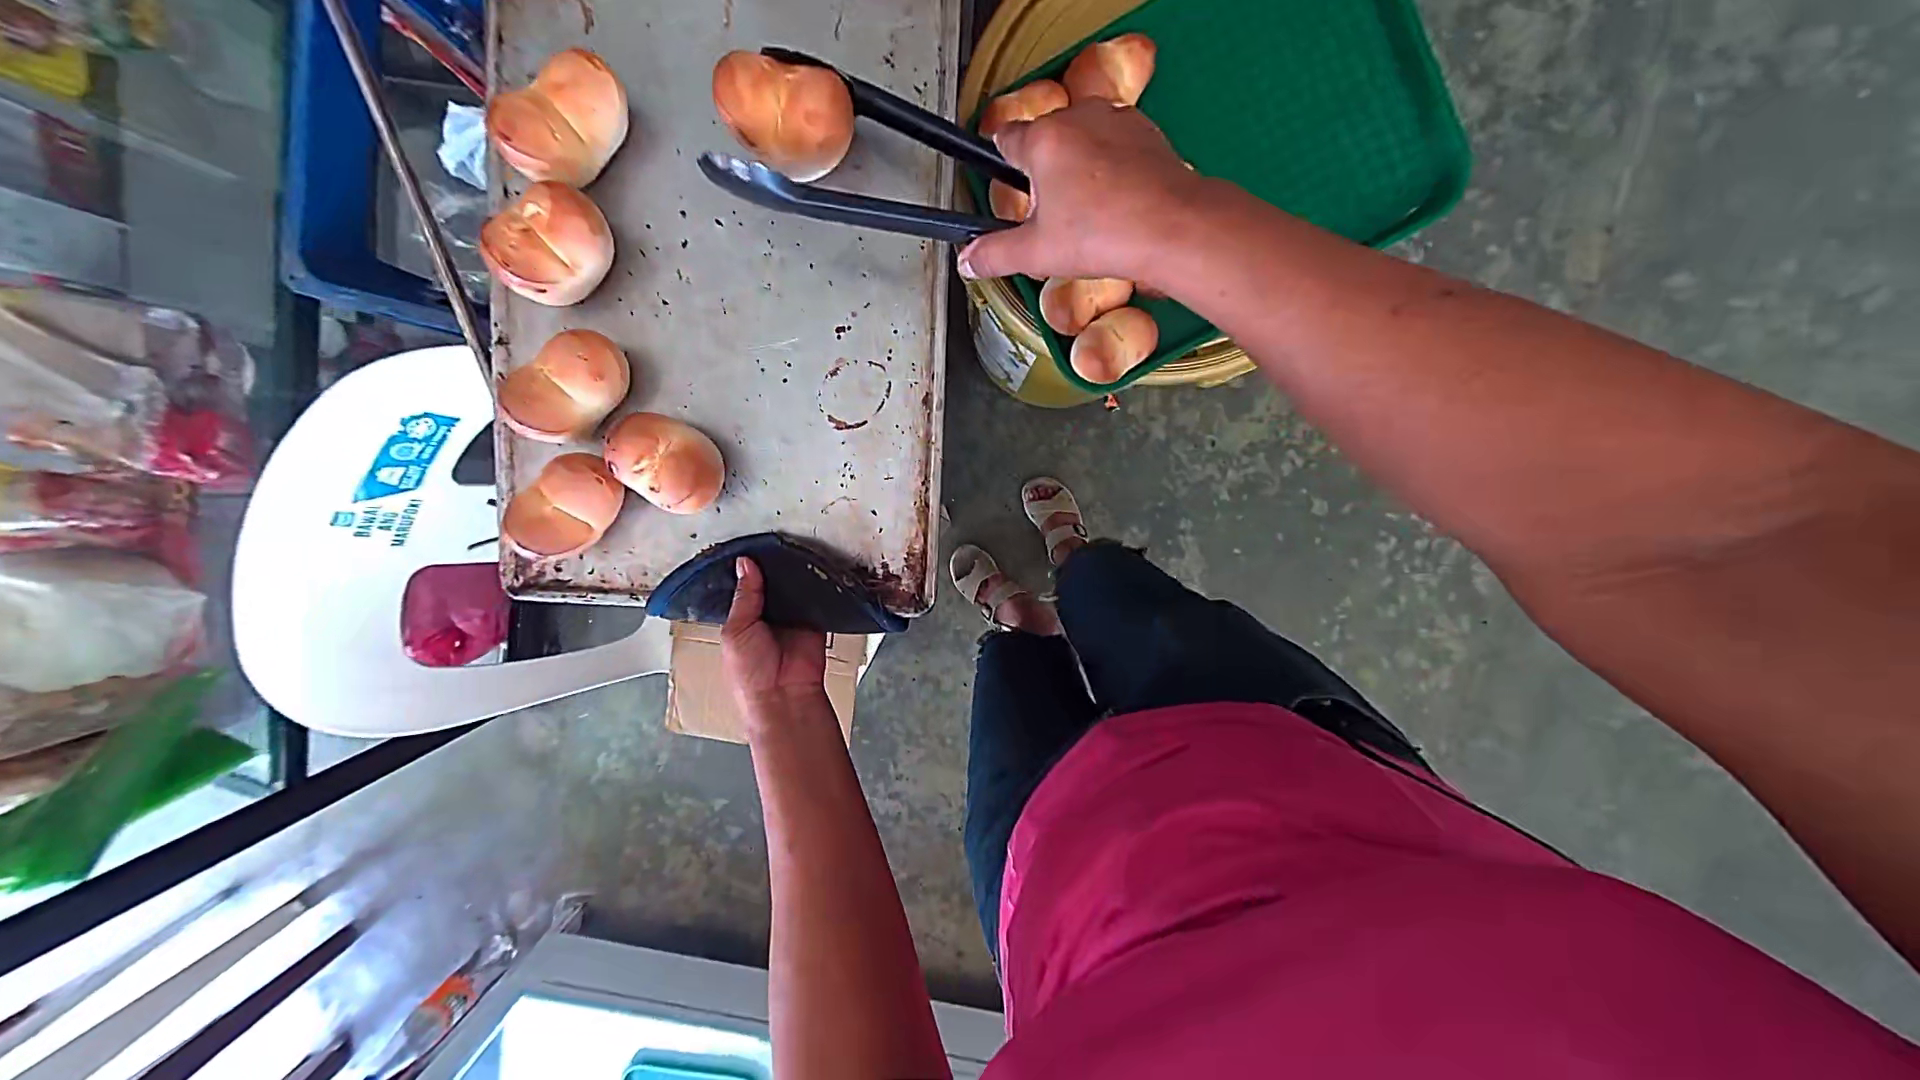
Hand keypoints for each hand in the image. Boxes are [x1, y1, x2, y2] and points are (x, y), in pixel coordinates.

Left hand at [722, 557, 828, 723]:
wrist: (784, 696)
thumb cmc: (750, 673)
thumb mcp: (737, 630)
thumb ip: (745, 597)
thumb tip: (745, 564)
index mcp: (743, 620)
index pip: (746, 587)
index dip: (747, 569)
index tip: (752, 545)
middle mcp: (768, 617)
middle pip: (772, 584)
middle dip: (773, 568)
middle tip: (775, 541)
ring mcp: (792, 618)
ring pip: (794, 589)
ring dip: (795, 575)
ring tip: (796, 547)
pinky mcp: (814, 622)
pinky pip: (817, 600)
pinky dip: (816, 587)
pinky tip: (815, 568)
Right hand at [957, 101, 1214, 289]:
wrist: (1170, 228)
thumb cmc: (1106, 233)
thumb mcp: (1036, 253)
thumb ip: (994, 254)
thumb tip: (970, 259)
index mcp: (1043, 140)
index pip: (1004, 138)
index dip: (1001, 163)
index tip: (1004, 179)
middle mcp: (1077, 117)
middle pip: (1044, 141)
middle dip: (1042, 174)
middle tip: (1050, 216)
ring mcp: (1114, 120)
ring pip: (1079, 141)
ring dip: (1076, 169)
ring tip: (1085, 214)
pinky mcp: (1143, 131)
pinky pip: (1112, 147)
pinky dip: (1108, 169)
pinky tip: (1113, 204)